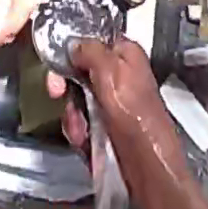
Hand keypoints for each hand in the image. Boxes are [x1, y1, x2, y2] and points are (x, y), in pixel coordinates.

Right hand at [45, 36, 170, 149]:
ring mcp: (113, 104)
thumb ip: (90, 51)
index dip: (74, 50)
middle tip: (58, 93)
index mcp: (126, 54)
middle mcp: (120, 75)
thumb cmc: (135, 113)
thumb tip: (74, 44)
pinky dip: (79, 131)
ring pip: (78, 100)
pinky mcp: (107, 128)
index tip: (58, 62)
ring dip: (72, 114)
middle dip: (68, 87)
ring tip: (80, 128)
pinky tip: (83, 140)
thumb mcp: (111, 71)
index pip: (93, 42)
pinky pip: (83, 122)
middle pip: (80, 72)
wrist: (149, 166)